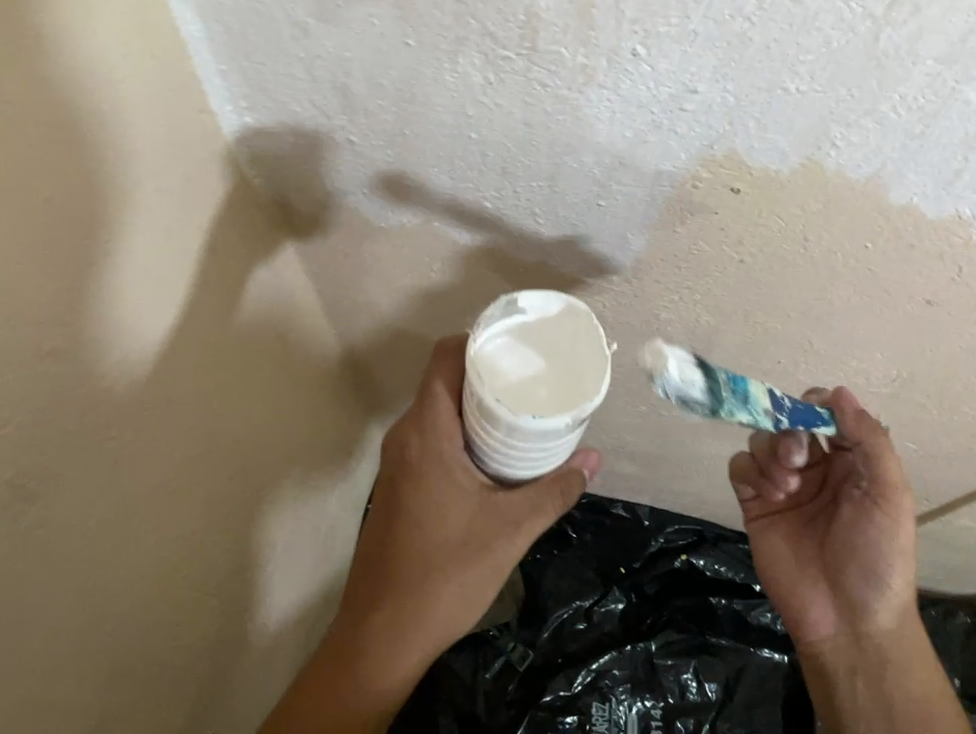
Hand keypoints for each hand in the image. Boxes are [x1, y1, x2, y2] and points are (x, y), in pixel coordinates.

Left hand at [262, 336, 599, 732]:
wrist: (382, 635)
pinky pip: (432, 438)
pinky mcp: (399, 486)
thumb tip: (594, 458)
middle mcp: (405, 436)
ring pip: (438, 412)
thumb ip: (555, 490)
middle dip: (487, 374)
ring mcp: (397, 463)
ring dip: (475, 407)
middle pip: (443, 381)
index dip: (478, 340)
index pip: (444, 357)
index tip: (519, 345)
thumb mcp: (511, 530)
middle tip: (534, 377)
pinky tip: (495, 453)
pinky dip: (462, 433)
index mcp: (426, 432)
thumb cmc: (445, 573)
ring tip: (522, 410)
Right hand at [728, 387, 916, 645]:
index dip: (818, 405)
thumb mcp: (891, 495)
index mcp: (853, 461)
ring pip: (762, 439)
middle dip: (791, 430)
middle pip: (790, 420)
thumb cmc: (879, 557)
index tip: (814, 415)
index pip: (828, 412)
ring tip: (788, 485)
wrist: (847, 620)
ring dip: (772, 451)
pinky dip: (751, 470)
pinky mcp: (756, 504)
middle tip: (799, 456)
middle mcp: (818, 467)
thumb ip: (869, 440)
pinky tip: (772, 494)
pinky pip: (741, 466)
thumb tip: (840, 391)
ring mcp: (784, 485)